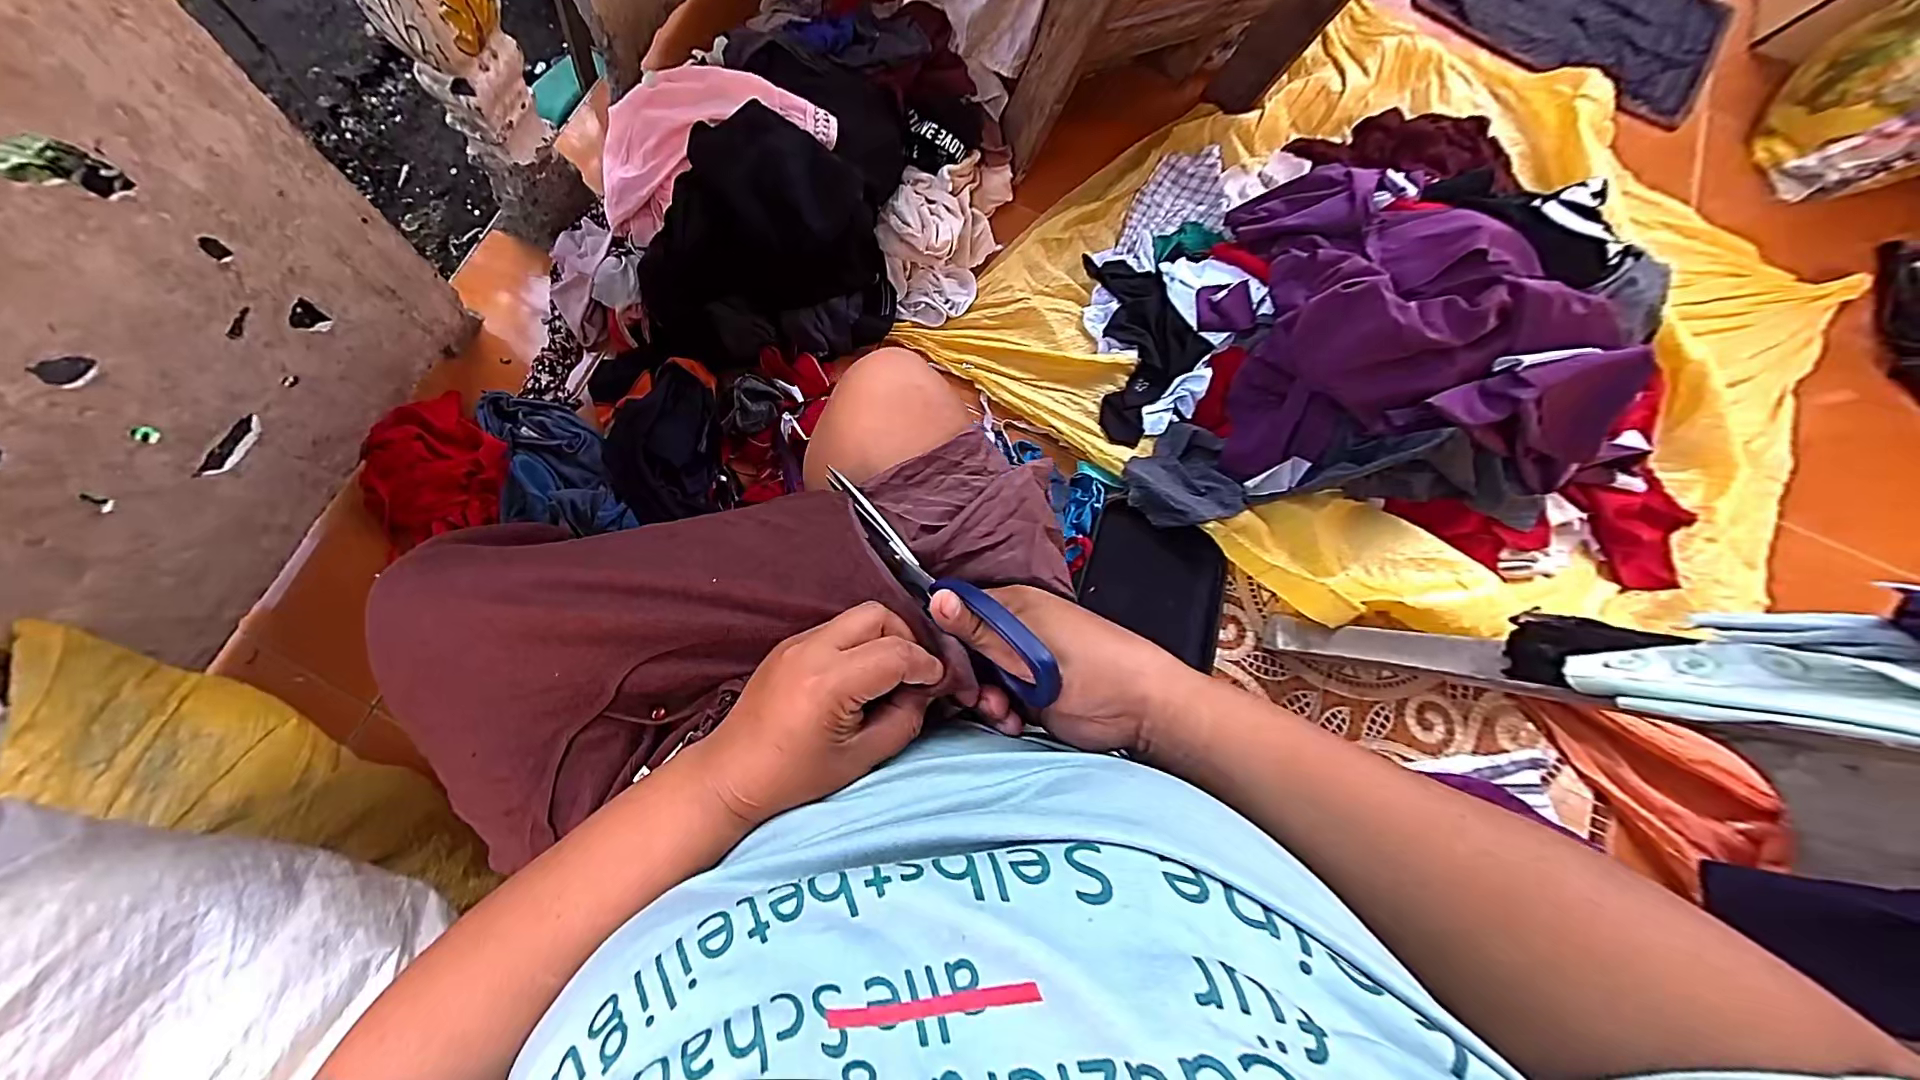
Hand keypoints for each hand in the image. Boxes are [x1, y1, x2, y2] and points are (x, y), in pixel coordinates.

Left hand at [688, 601, 943, 827]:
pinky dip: (860, 642)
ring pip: (858, 616)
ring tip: (890, 674)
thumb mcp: (862, 757)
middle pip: (878, 615)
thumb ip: (905, 719)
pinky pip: (838, 628)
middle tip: (915, 673)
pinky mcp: (789, 644)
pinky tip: (862, 674)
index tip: (939, 682)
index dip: (928, 665)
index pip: (896, 652)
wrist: (730, 776)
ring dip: (884, 637)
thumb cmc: (793, 778)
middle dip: (907, 638)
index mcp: (828, 683)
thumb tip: (924, 691)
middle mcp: (810, 650)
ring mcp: (796, 642)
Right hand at [930, 585, 1202, 754]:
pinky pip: (1000, 699)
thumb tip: (938, 598)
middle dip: (968, 678)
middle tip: (982, 695)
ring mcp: (1025, 662)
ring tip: (1006, 712)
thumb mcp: (1029, 651)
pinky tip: (1015, 721)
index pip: (960, 611)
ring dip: (986, 699)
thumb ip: (980, 628)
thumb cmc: (1098, 669)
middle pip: (967, 650)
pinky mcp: (1032, 691)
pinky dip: (1002, 713)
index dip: (948, 639)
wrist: (1144, 710)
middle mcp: (1017, 630)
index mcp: (1016, 605)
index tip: (946, 665)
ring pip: (981, 680)